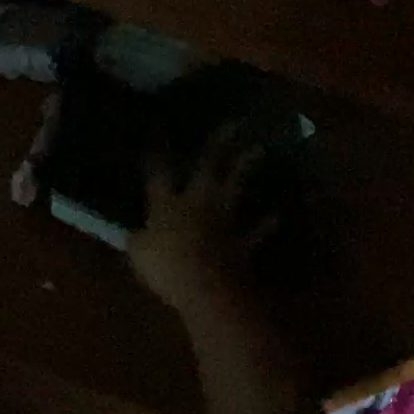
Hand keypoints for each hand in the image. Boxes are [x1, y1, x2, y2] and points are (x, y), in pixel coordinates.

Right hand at [131, 122, 271, 315]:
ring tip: (258, 149)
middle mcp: (197, 203)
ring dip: (246, 168)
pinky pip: (256, 229)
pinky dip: (267, 222)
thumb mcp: (137, 253)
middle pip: (207, 167)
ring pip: (236, 187)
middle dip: (218, 145)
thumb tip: (136, 232)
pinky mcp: (242, 242)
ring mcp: (223, 220)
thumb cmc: (166, 267)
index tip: (158, 131)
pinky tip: (277, 213)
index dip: (157, 152)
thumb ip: (138, 239)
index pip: (158, 172)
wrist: (208, 290)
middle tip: (233, 124)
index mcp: (166, 204)